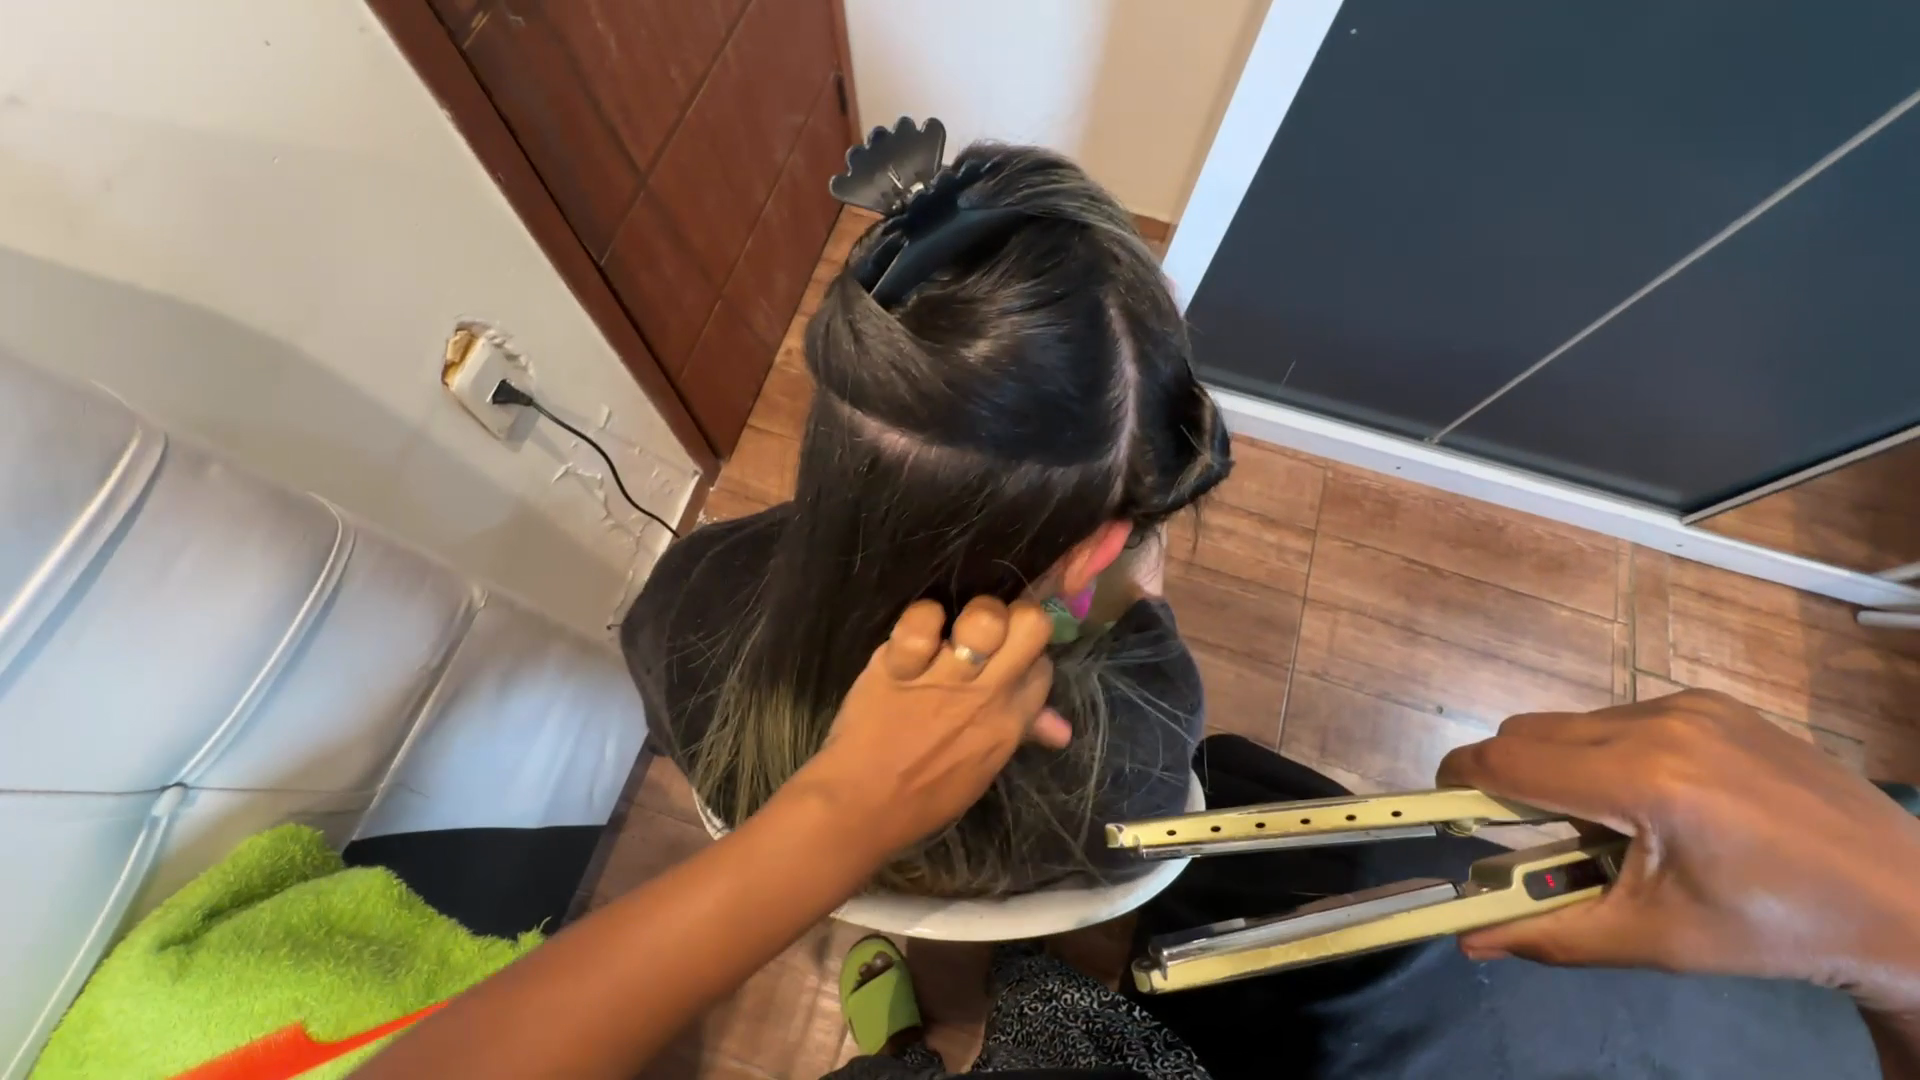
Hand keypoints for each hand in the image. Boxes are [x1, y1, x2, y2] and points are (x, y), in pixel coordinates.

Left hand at [783, 596, 1069, 862]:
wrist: (861, 808)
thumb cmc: (924, 794)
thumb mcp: (983, 766)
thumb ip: (1022, 732)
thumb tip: (1062, 729)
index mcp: (1010, 721)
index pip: (1044, 664)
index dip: (1027, 650)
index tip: (1005, 654)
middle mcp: (986, 693)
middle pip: (1031, 624)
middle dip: (1015, 614)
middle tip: (985, 632)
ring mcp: (943, 678)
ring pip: (985, 618)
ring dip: (972, 613)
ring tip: (952, 631)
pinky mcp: (898, 666)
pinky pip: (922, 622)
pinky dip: (919, 620)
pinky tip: (911, 638)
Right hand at [1438, 690, 1919, 1014]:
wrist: (1916, 905)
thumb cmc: (1777, 932)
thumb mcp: (1655, 941)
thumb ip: (1547, 933)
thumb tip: (1467, 942)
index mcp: (1643, 782)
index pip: (1504, 761)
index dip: (1458, 779)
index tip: (1447, 804)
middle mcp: (1656, 725)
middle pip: (1525, 732)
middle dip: (1508, 775)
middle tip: (1535, 828)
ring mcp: (1687, 705)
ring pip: (1568, 723)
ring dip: (1560, 764)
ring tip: (1611, 818)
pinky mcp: (1711, 701)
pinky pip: (1617, 717)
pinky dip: (1606, 751)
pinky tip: (1660, 796)